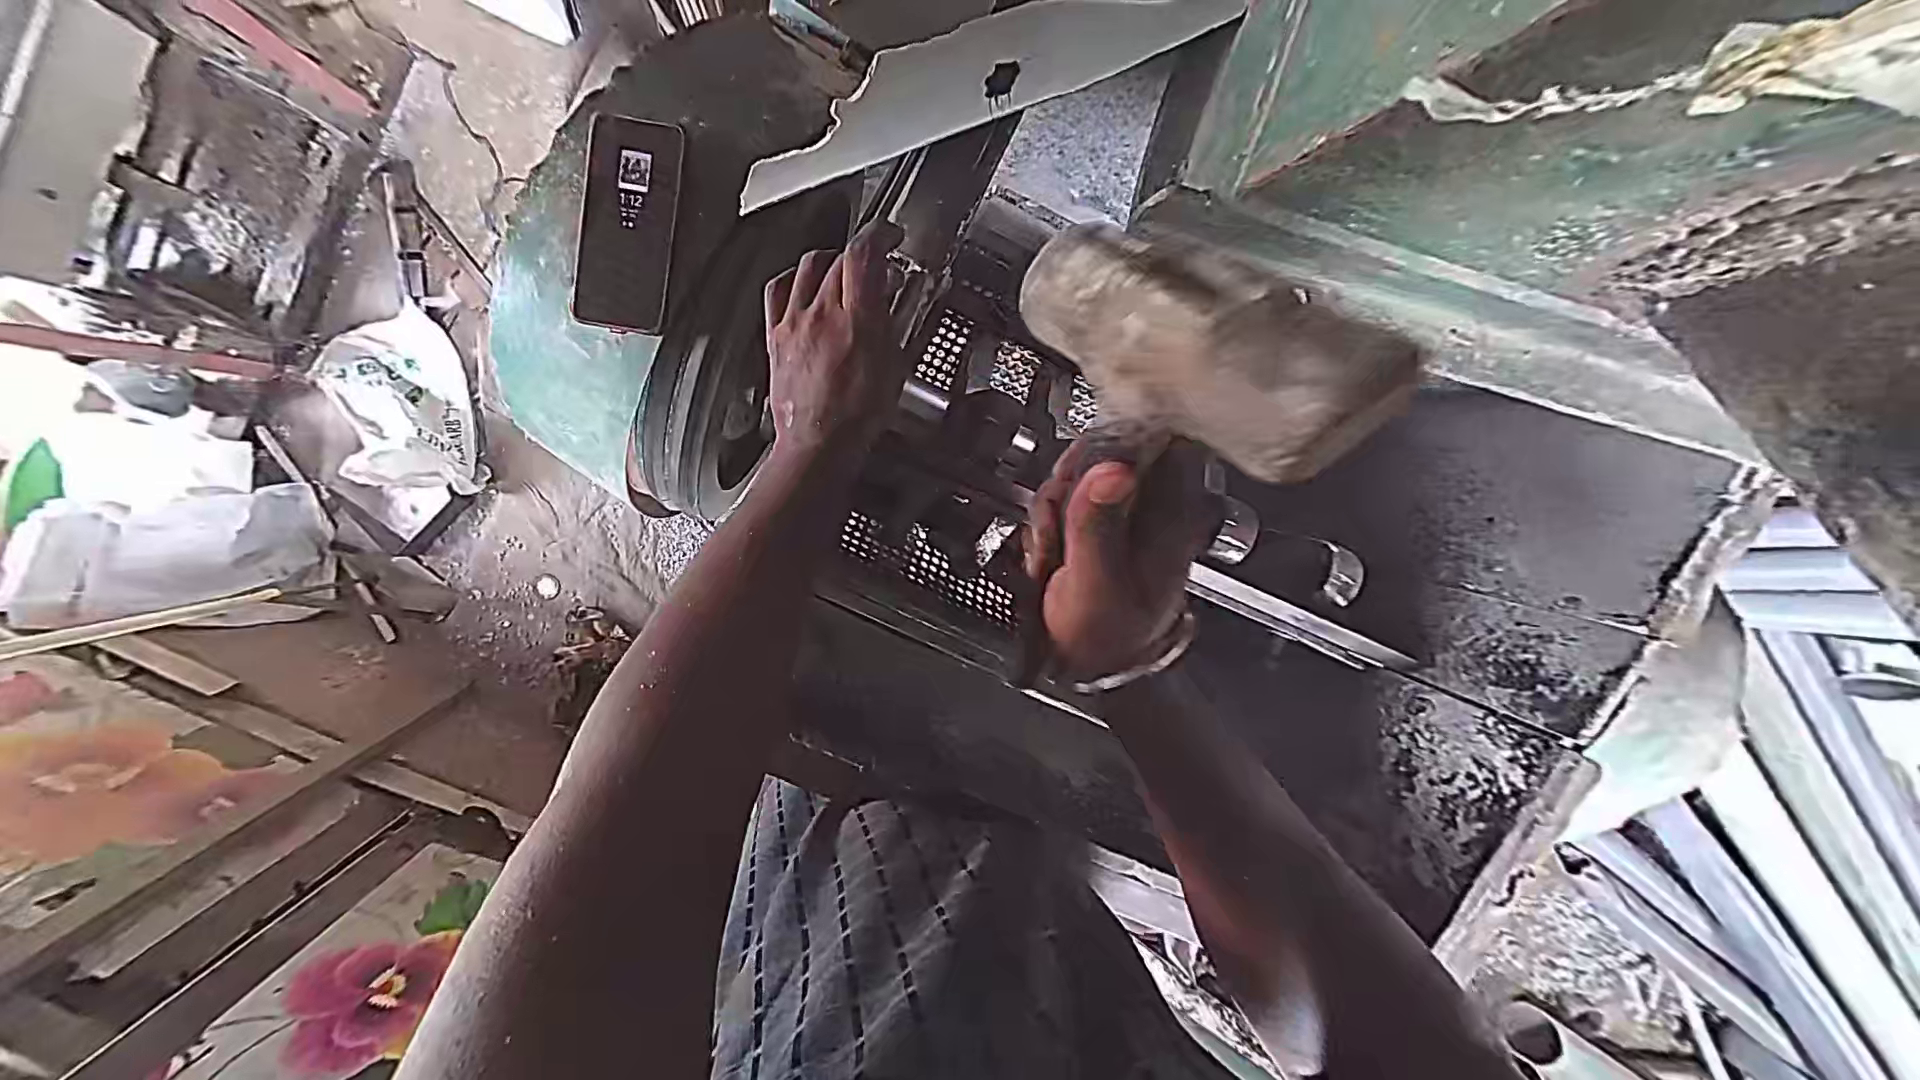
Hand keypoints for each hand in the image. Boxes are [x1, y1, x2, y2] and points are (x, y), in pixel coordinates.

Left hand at [763, 221, 905, 463]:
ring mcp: (794, 323)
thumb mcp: (893, 370)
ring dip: (831, 262)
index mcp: (857, 322)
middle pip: (839, 258)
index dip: (881, 235)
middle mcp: (821, 315)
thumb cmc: (856, 418)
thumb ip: (889, 327)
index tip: (891, 236)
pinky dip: (794, 279)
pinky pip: (778, 289)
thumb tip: (886, 299)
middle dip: (862, 254)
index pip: (864, 254)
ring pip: (808, 266)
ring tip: (844, 274)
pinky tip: (804, 286)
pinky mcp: (775, 336)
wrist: (819, 445)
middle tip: (877, 266)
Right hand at [1024, 438, 1222, 678]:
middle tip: (1061, 532)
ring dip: (1052, 510)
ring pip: (1076, 475)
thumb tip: (1114, 469)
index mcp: (1172, 514)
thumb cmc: (1105, 633)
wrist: (1086, 662)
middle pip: (1104, 453)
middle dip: (1069, 487)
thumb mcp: (1096, 581)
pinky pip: (1061, 499)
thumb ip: (1098, 522)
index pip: (1151, 440)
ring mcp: (1120, 513)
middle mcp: (1150, 506)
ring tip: (1055, 552)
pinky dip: (1046, 523)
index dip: (1109, 450)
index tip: (1080, 485)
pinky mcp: (1094, 522)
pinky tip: (1051, 553)